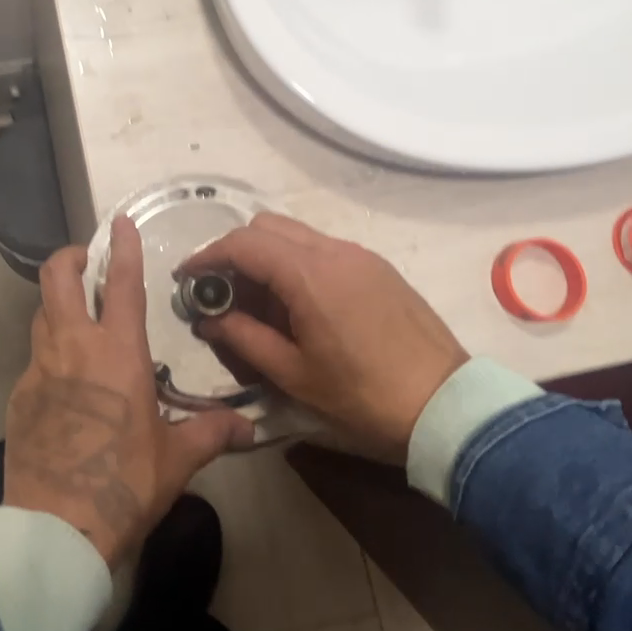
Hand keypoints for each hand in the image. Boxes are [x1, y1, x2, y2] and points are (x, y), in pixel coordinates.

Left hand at [4, 216, 253, 566]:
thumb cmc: (123, 484)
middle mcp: (72, 348)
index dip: (121, 249)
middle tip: (84, 260)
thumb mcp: (176, 460)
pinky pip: (34, 360)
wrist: (56, 528)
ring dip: (57, 304)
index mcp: (117, 353)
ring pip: (41, 316)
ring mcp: (38, 370)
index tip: (120, 223)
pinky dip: (49, 354)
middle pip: (56, 280)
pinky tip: (65, 382)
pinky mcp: (19, 397)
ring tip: (77, 318)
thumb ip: (211, 434)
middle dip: (68, 258)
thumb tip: (250, 428)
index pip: (120, 284)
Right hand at [180, 213, 468, 454]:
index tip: (187, 278)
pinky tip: (297, 304)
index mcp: (309, 275)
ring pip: (296, 235)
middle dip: (236, 251)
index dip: (208, 256)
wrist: (444, 404)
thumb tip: (210, 319)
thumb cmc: (362, 395)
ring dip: (267, 257)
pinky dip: (297, 263)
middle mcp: (333, 251)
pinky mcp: (378, 267)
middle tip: (221, 291)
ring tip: (258, 302)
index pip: (243, 244)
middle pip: (267, 226)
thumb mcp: (293, 374)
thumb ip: (244, 338)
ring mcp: (360, 255)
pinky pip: (323, 249)